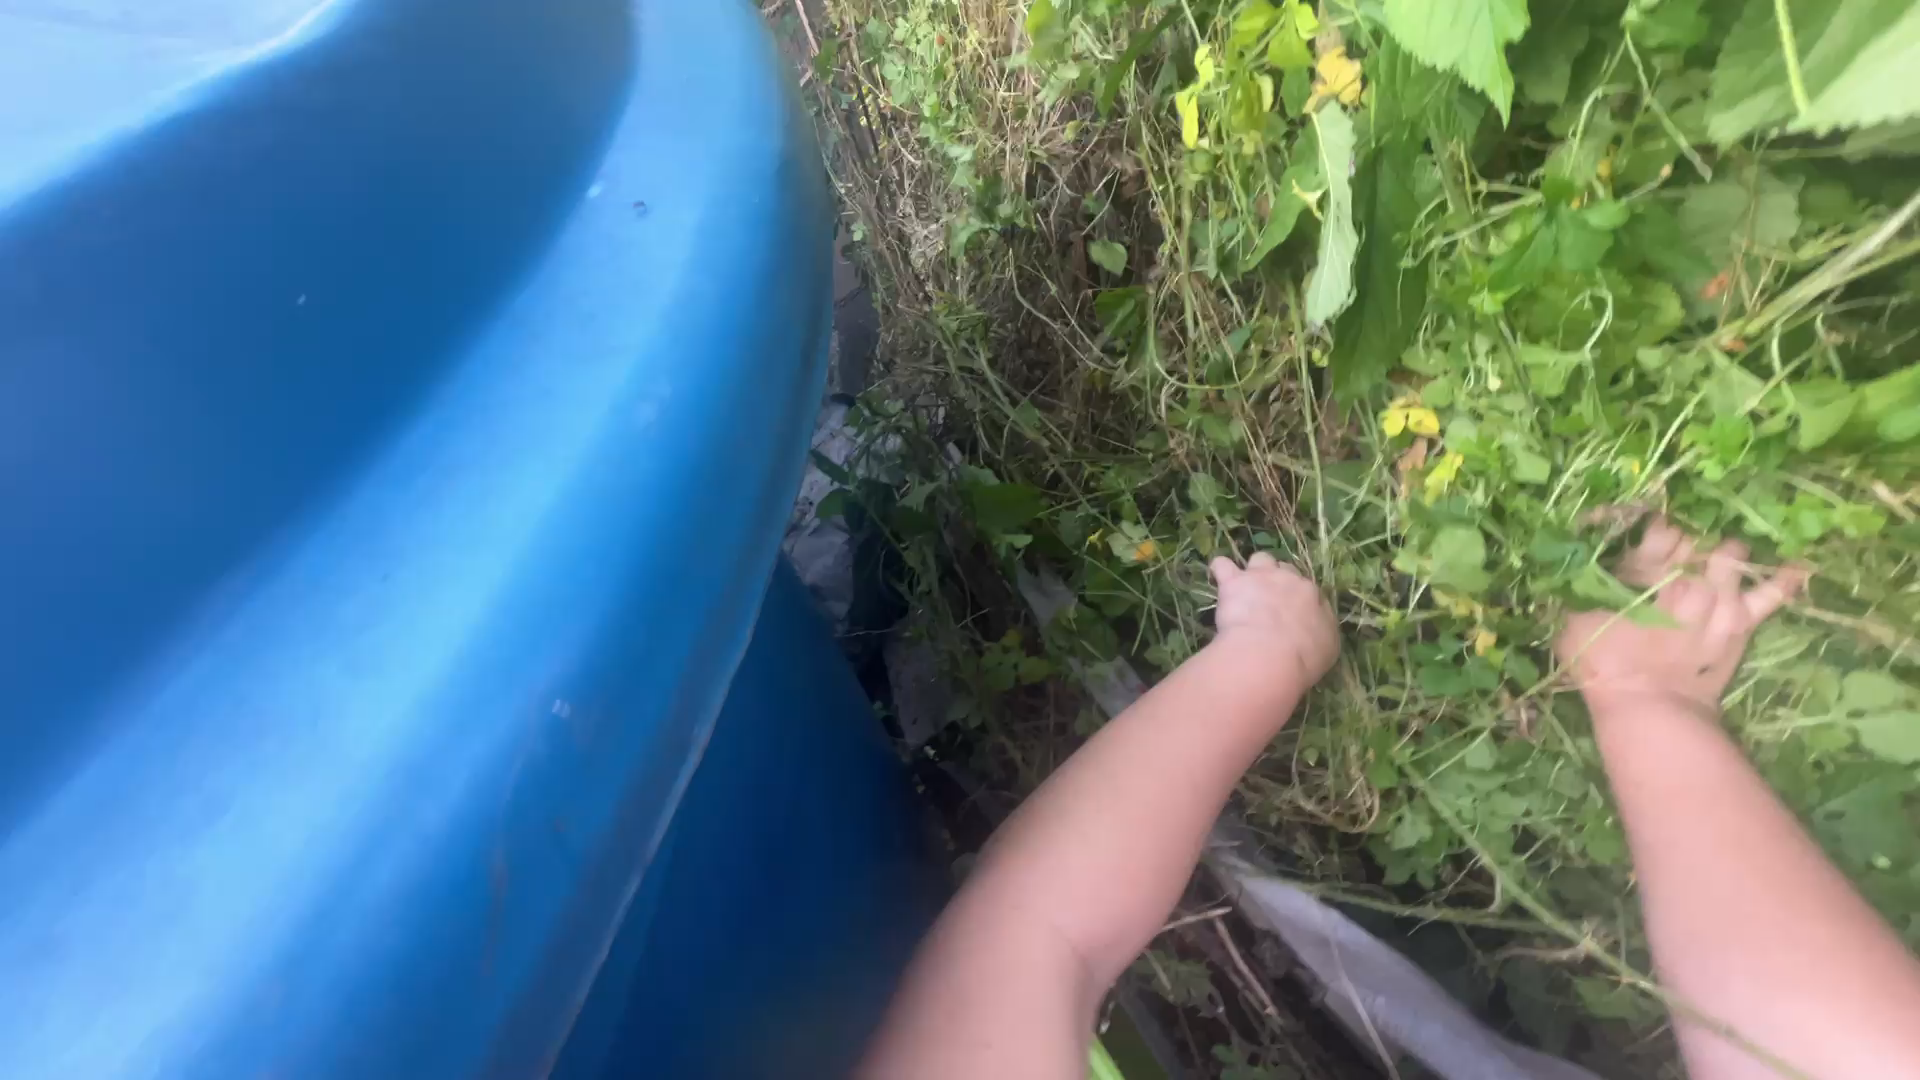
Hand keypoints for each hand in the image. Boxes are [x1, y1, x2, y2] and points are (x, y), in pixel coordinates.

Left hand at [1208, 552, 1339, 682]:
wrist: (1271, 653)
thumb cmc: (1302, 658)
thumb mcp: (1325, 648)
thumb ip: (1320, 631)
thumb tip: (1313, 629)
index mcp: (1313, 596)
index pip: (1306, 589)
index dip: (1295, 598)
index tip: (1288, 610)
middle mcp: (1290, 580)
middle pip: (1285, 569)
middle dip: (1277, 579)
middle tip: (1267, 599)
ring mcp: (1261, 577)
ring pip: (1260, 558)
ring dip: (1253, 570)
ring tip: (1243, 585)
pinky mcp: (1234, 581)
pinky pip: (1222, 564)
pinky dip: (1220, 569)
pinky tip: (1218, 576)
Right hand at [1557, 518, 1807, 718]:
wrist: (1647, 703)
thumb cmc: (1602, 662)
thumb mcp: (1572, 622)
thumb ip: (1578, 593)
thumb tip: (1574, 573)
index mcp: (1638, 573)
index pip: (1651, 536)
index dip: (1647, 529)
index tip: (1638, 531)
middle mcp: (1684, 577)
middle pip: (1690, 544)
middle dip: (1682, 541)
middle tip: (1671, 547)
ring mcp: (1719, 599)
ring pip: (1727, 560)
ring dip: (1722, 553)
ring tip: (1718, 552)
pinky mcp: (1743, 624)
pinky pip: (1770, 597)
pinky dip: (1782, 581)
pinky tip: (1794, 568)